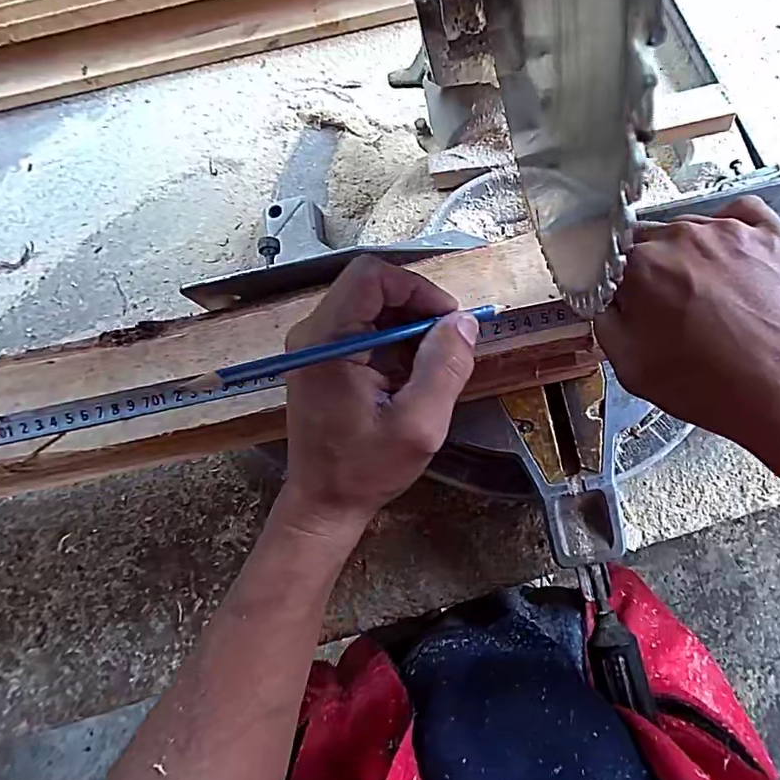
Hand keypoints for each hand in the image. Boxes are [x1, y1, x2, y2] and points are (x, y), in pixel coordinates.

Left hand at [278, 256, 478, 545]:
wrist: (323, 502)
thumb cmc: (365, 469)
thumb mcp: (419, 424)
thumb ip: (444, 368)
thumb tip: (464, 322)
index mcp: (327, 342)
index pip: (371, 276)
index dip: (418, 288)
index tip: (448, 319)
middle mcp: (314, 333)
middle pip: (373, 287)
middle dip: (418, 307)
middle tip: (448, 342)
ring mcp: (316, 344)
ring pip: (373, 305)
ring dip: (410, 325)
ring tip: (431, 363)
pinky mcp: (324, 357)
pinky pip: (367, 326)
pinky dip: (397, 340)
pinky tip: (411, 373)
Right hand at [594, 197, 779, 459]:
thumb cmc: (719, 386)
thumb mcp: (634, 370)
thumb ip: (606, 325)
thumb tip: (605, 304)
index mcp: (641, 267)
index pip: (611, 259)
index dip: (617, 284)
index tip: (627, 301)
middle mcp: (682, 238)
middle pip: (651, 241)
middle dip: (653, 270)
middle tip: (669, 309)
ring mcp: (730, 230)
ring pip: (693, 229)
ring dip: (691, 255)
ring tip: (711, 300)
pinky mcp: (770, 233)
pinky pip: (739, 215)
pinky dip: (731, 231)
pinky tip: (734, 262)